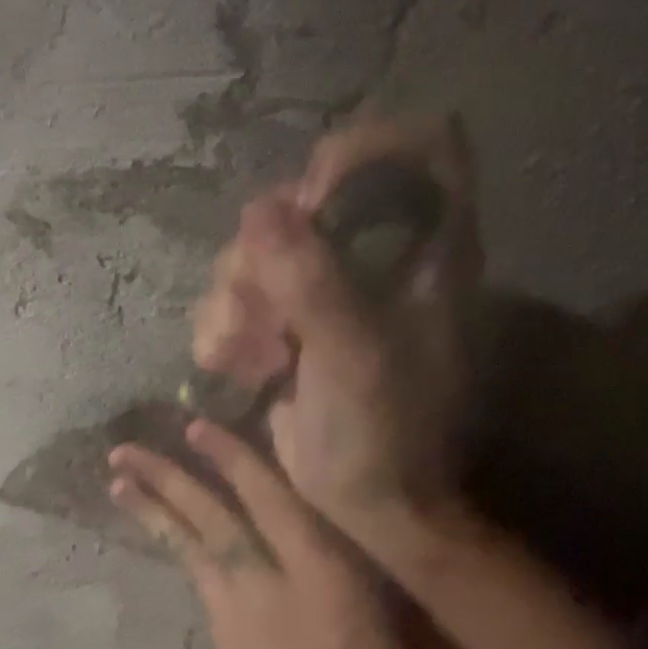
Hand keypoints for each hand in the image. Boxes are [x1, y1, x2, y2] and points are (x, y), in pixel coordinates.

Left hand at [110, 419, 477, 648]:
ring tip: (117, 480)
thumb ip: (416, 607)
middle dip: (166, 478)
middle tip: (120, 448)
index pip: (278, 503)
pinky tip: (165, 536)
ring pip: (191, 550)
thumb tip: (405, 557)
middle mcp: (273, 592)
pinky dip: (177, 551)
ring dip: (155, 511)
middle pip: (212, 520)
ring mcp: (238, 623)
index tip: (198, 424)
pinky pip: (198, 584)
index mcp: (334, 587)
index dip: (237, 459)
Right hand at [192, 116, 482, 531]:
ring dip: (231, 304)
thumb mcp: (351, 352)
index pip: (414, 147)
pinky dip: (220, 330)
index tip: (312, 212)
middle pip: (300, 203)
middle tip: (263, 314)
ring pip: (253, 253)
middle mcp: (374, 255)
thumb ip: (310, 278)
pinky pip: (233, 297)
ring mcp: (324, 289)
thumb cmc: (382, 431)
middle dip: (260, 258)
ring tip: (246, 356)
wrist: (365, 501)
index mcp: (426, 247)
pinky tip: (230, 367)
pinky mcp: (283, 324)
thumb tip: (259, 208)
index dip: (355, 161)